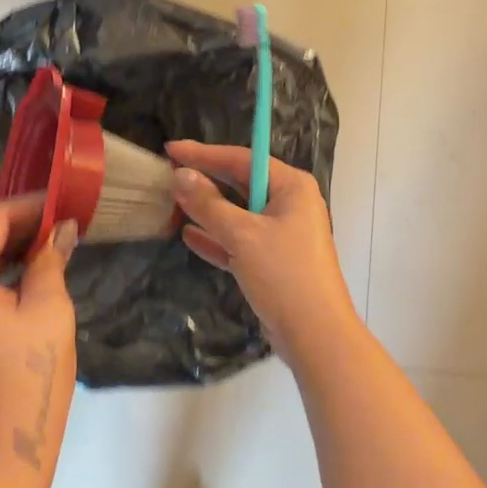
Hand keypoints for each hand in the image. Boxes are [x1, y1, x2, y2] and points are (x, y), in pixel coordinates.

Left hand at [0, 195, 78, 487]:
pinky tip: (23, 270)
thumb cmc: (29, 377)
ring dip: (0, 243)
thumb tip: (63, 228)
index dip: (27, 207)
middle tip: (54, 221)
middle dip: (12, 221)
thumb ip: (50, 259)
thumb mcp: (49, 309)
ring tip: (45, 241)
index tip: (62, 204)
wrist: (1, 449)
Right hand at [167, 140, 359, 360]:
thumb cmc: (284, 275)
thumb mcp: (242, 235)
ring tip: (172, 201)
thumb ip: (209, 204)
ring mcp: (282, 233)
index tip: (172, 149)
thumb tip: (180, 174)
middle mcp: (290, 204)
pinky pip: (240, 241)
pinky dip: (216, 237)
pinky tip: (188, 235)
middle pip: (241, 183)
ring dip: (207, 209)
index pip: (243, 159)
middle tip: (170, 171)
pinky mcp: (273, 261)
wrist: (316, 338)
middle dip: (206, 179)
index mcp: (291, 187)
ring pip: (238, 213)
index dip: (205, 153)